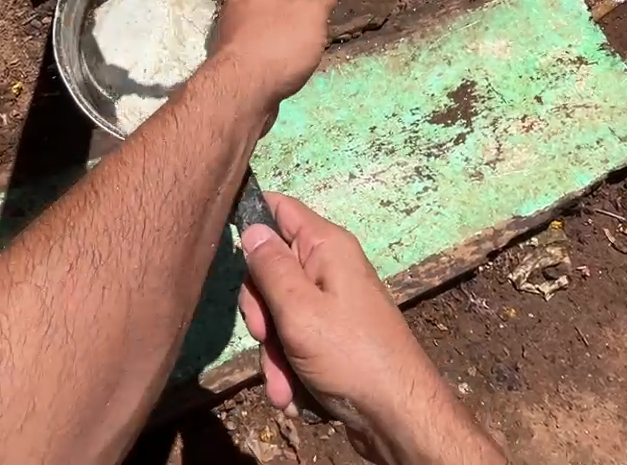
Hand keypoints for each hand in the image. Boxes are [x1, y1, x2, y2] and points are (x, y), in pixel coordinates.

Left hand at [209, 0, 339, 103]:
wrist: (244, 90)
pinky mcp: (225, 61)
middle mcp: (233, 5)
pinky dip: (249, 48)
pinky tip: (266, 58)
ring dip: (249, 23)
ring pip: (234, 20)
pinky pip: (237, 46)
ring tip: (273, 32)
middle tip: (272, 3)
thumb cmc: (278, 43)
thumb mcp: (310, 13)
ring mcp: (225, 34)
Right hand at [238, 193, 506, 464]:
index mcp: (326, 245)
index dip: (251, 221)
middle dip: (261, 308)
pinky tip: (292, 392)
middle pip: (272, 266)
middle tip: (263, 334)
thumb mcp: (298, 309)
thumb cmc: (350, 355)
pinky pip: (296, 336)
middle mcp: (329, 265)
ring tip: (282, 384)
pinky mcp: (334, 333)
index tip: (227, 249)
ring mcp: (332, 300)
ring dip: (273, 348)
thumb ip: (270, 267)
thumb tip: (252, 228)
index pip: (279, 207)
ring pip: (280, 308)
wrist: (400, 419)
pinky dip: (289, 364)